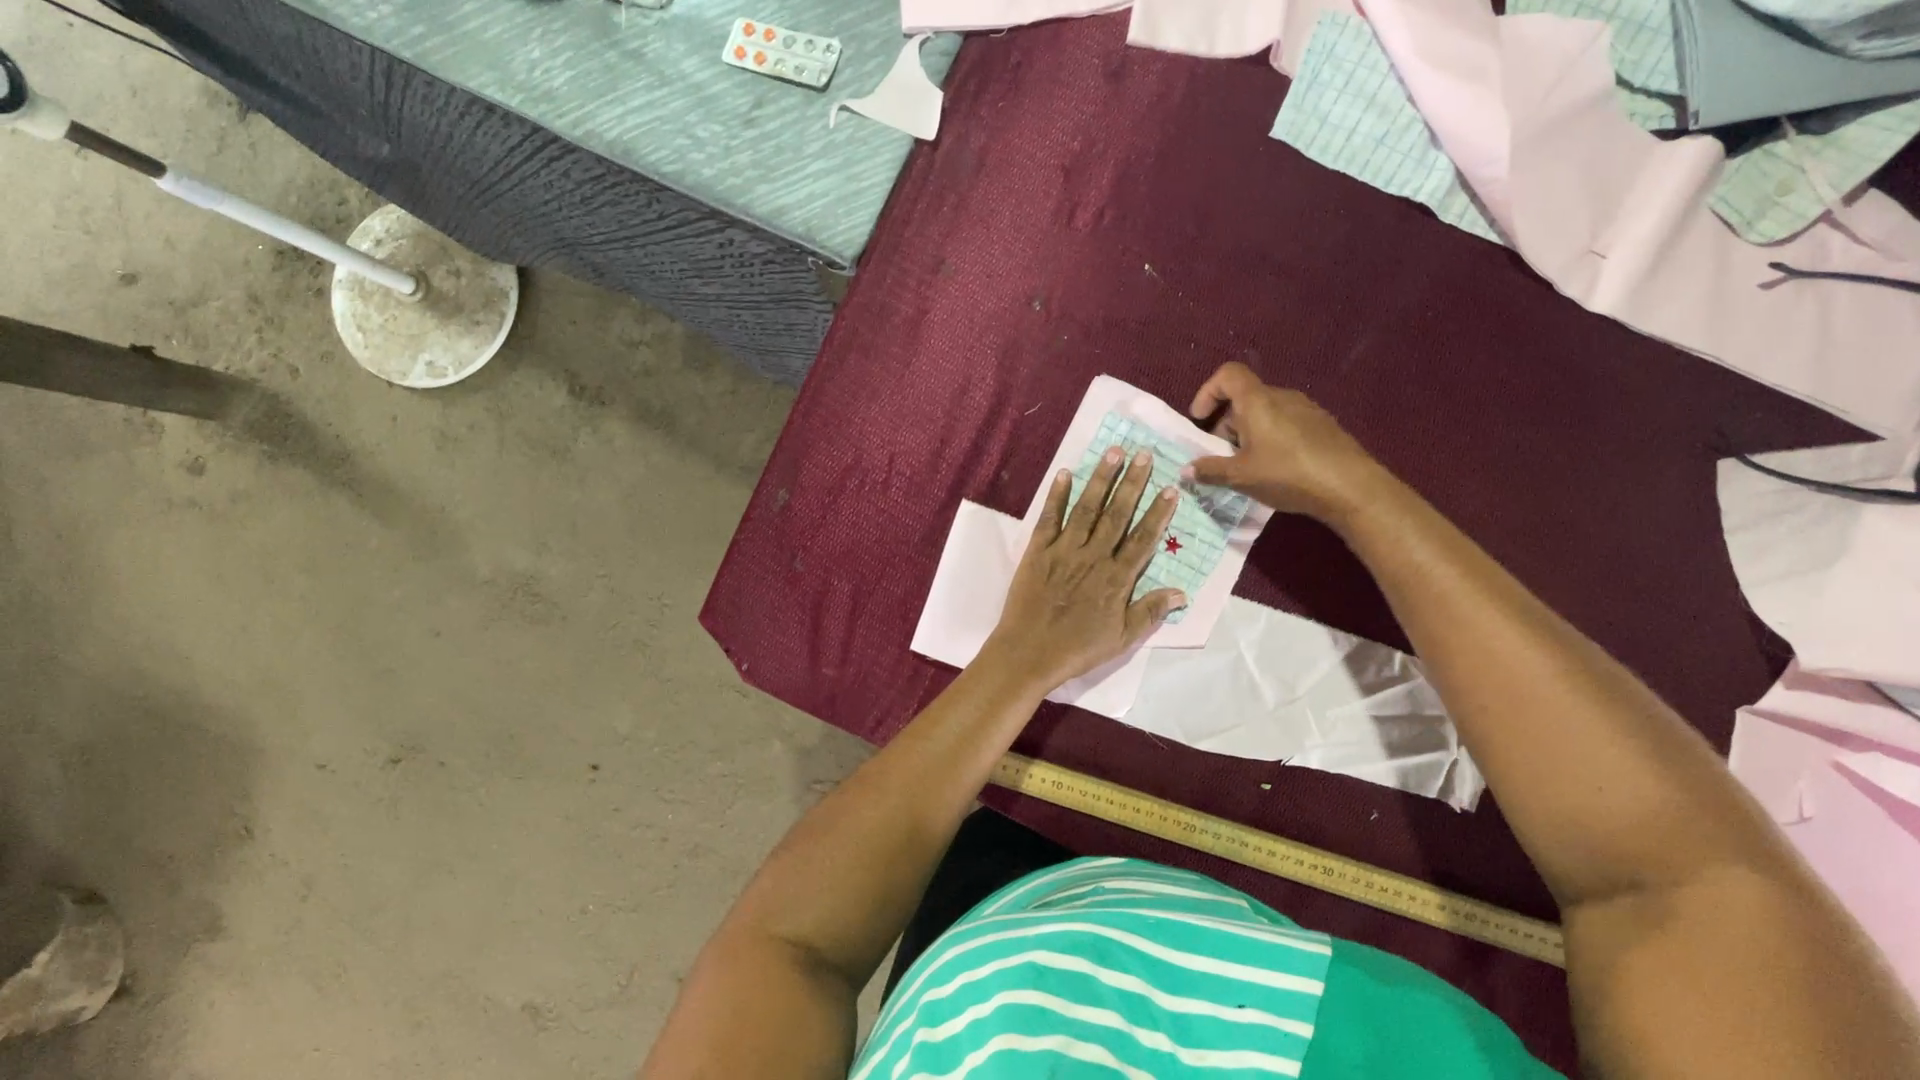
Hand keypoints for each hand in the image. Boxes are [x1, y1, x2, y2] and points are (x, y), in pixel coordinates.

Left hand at [980, 447, 1187, 690]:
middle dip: (1133, 483)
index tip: (1170, 488)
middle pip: (1117, 514)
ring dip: (1101, 479)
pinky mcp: (1038, 551)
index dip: (1158, 513)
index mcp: (1116, 578)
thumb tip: (1181, 592)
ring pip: (1087, 508)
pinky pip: (1049, 518)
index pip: (1142, 538)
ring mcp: (1064, 550)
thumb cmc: (1077, 649)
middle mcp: (1093, 557)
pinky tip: (1065, 473)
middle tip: (1144, 454)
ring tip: (1114, 451)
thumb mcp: (1122, 638)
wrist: (1028, 652)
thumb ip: (1150, 612)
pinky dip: (1057, 495)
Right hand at [1187, 362, 1384, 520]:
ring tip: (1249, 466)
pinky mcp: (1323, 425)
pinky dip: (1272, 438)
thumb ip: (1210, 470)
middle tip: (1222, 455)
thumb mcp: (1241, 477)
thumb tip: (1185, 470)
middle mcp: (1282, 396)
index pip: (1228, 375)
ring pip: (1266, 412)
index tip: (1201, 420)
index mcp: (1258, 401)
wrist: (1350, 486)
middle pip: (1245, 398)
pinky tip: (1278, 468)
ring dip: (1249, 433)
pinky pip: (1287, 423)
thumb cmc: (1287, 474)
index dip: (1208, 392)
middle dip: (1226, 423)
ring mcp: (1306, 409)